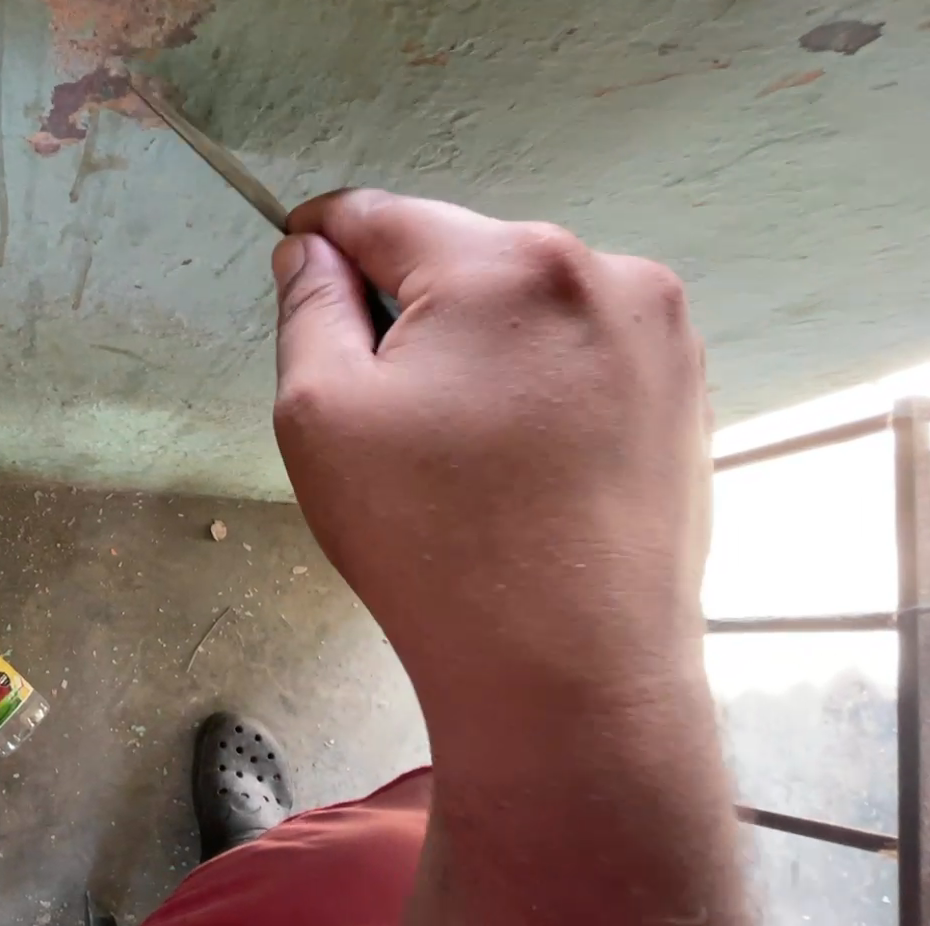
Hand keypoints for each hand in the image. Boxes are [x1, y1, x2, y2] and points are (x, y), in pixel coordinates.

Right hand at [272, 190, 710, 724]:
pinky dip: (515, 376)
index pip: (382, 214)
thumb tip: (311, 253)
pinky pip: (569, 349)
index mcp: (503, 266)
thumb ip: (309, 311)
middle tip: (363, 398)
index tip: (293, 262)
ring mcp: (659, 330)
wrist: (559, 662)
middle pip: (455, 257)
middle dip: (396, 305)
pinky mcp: (682, 389)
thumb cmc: (417, 531)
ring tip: (435, 440)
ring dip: (459, 342)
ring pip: (515, 304)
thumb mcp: (318, 412)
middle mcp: (603, 272)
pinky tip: (496, 455)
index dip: (321, 236)